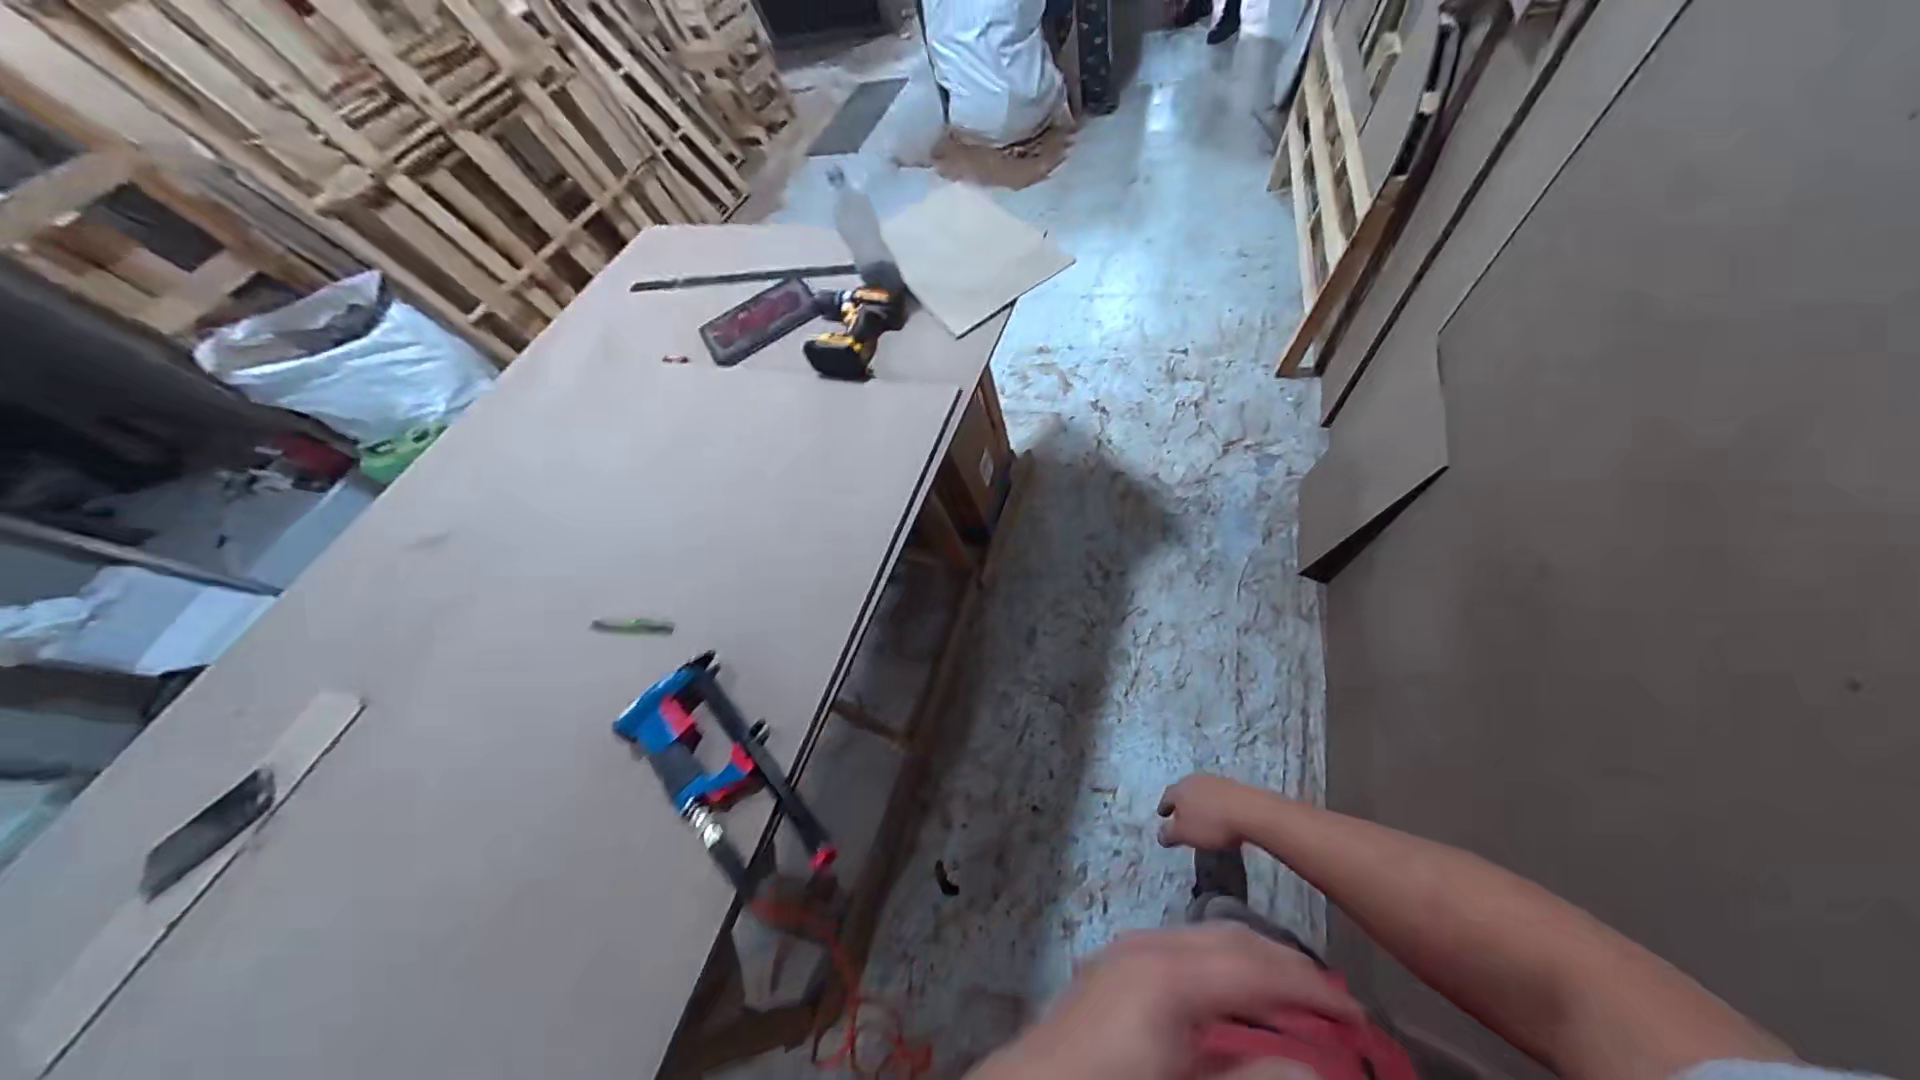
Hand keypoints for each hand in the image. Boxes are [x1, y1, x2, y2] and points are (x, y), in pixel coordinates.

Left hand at [966, 923, 1360, 1079]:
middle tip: (1334, 1003)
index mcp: (1169, 974)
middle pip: (1231, 939)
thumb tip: (1313, 1067)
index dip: (1310, 988)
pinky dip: (1218, 965)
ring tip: (1292, 997)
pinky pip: (1180, 949)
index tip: (1358, 1015)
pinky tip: (1232, 997)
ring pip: (1205, 938)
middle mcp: (1148, 946)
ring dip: (1252, 962)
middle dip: (1285, 965)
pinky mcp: (1114, 965)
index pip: (1256, 966)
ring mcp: (1126, 951)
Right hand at [1157, 773, 1258, 848]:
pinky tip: (1221, 814)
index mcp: (1179, 790)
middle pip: (1184, 791)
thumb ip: (1169, 834)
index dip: (1164, 807)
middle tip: (1182, 814)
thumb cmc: (1211, 824)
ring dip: (1200, 802)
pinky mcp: (1234, 786)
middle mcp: (1194, 780)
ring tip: (1203, 816)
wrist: (1250, 812)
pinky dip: (1216, 803)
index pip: (1167, 797)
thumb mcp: (1184, 834)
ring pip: (1202, 791)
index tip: (1163, 814)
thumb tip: (1161, 835)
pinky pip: (1219, 795)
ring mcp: (1215, 781)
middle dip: (1182, 802)